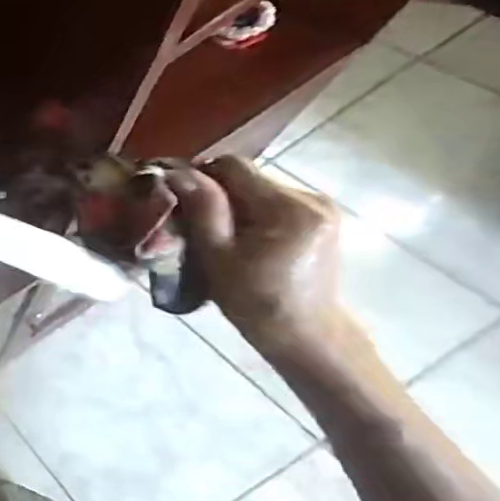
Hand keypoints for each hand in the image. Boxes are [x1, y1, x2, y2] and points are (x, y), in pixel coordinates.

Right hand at [166, 156, 344, 346]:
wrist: (306, 334)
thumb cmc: (254, 302)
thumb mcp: (217, 256)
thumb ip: (202, 209)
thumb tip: (177, 172)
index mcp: (285, 207)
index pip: (231, 166)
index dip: (199, 176)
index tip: (180, 200)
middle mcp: (310, 196)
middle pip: (247, 176)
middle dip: (217, 193)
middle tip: (196, 224)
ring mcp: (321, 205)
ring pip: (259, 187)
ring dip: (235, 204)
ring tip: (222, 235)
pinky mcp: (322, 215)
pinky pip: (275, 200)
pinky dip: (254, 212)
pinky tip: (247, 239)